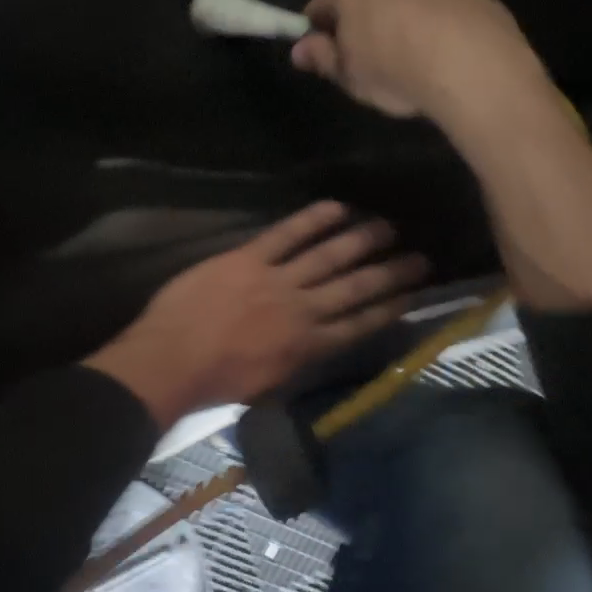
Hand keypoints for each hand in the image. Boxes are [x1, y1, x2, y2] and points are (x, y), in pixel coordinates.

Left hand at [84, 201, 428, 427]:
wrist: (170, 361)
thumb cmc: (213, 382)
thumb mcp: (266, 384)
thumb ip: (295, 360)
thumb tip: (315, 344)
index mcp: (306, 348)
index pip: (359, 325)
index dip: (389, 308)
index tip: (414, 294)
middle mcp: (302, 311)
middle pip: (356, 288)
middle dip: (391, 273)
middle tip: (420, 258)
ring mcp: (277, 280)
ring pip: (330, 256)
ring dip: (362, 240)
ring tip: (389, 227)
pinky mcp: (249, 258)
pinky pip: (288, 234)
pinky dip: (314, 219)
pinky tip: (338, 206)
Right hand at [290, 0, 552, 128]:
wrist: (472, 66)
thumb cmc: (397, 75)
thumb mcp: (352, 78)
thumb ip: (324, 59)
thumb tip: (299, 48)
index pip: (324, 6)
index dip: (318, 25)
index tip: (320, 43)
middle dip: (368, 18)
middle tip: (375, 54)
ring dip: (408, 18)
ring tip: (419, 54)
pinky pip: (447, 7)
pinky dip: (444, 23)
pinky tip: (452, 52)